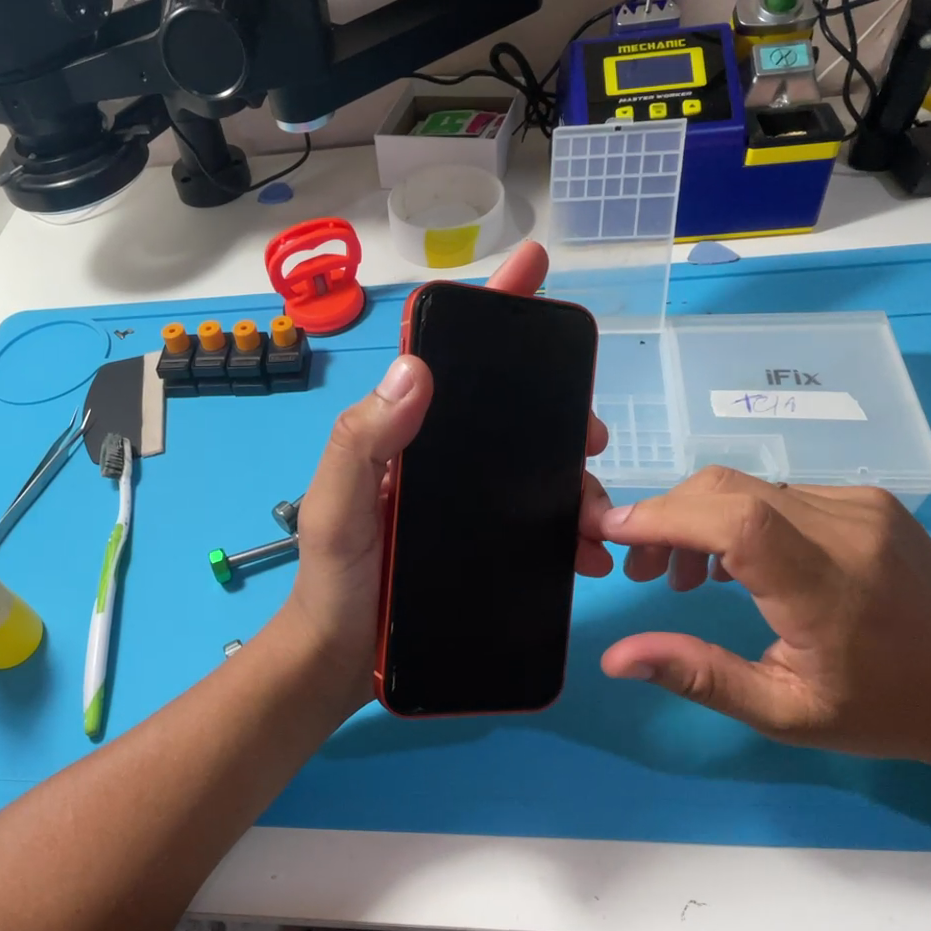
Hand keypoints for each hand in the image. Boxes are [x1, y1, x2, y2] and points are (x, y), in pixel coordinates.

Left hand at [281, 241, 612, 704]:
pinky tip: (585, 549)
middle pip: (507, 413)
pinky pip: (533, 521)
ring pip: (530, 468)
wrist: (341, 661)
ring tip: (597, 513)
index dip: (492, 311)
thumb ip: (362, 440)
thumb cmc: (333, 582)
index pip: (448, 361)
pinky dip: (566, 528)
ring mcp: (462, 505)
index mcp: (401, 437)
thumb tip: (418, 368)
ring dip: (572, 478)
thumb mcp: (336, 507)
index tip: (536, 270)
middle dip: (557, 411)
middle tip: (590, 439)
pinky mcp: (480, 546)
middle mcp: (436, 461)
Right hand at [591, 466, 930, 762]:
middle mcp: (846, 527)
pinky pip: (777, 493)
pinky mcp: (864, 499)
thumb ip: (698, 677)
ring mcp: (860, 505)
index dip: (664, 518)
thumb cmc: (883, 709)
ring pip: (748, 486)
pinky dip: (732, 519)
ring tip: (679, 577)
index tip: (610, 534)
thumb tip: (615, 660)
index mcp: (828, 586)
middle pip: (730, 489)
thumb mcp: (783, 712)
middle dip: (665, 517)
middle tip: (637, 569)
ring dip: (695, 518)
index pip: (735, 520)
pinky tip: (731, 565)